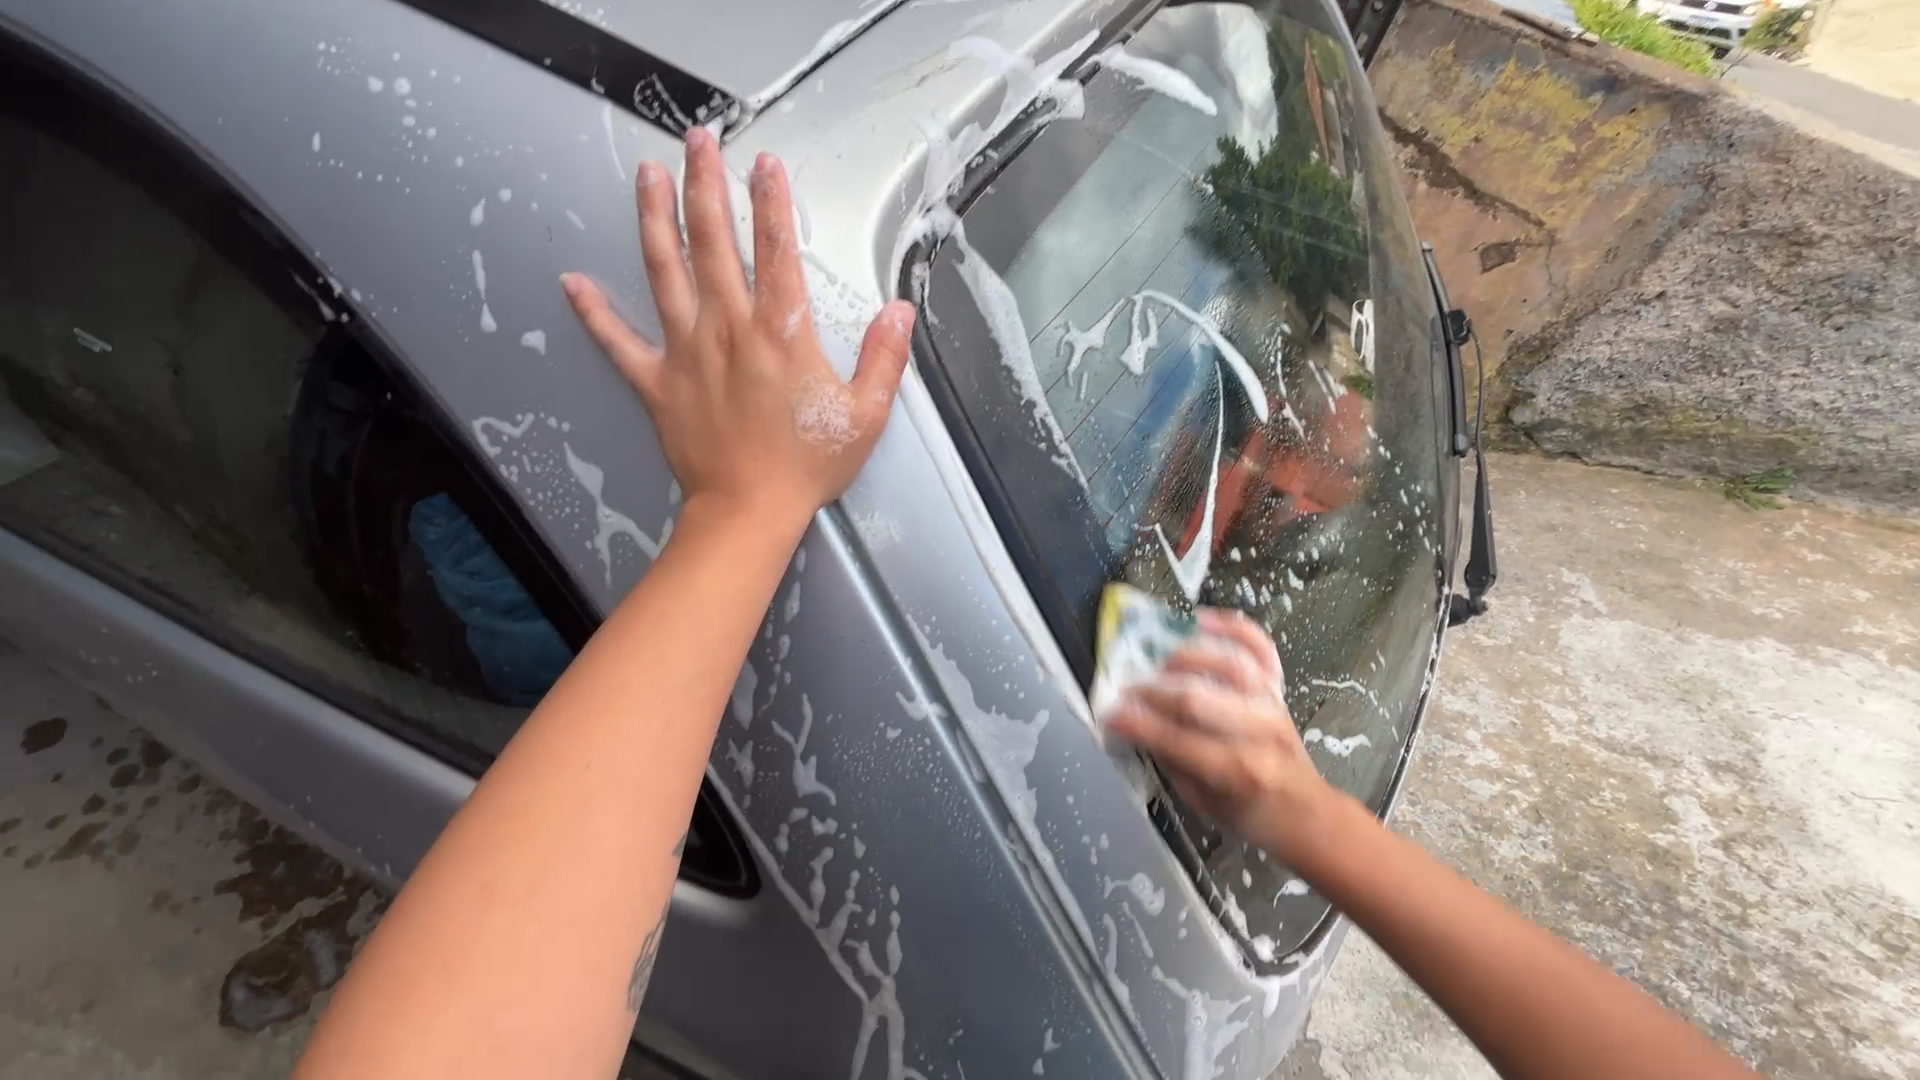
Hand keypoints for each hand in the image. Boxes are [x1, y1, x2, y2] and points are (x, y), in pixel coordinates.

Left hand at [561, 129, 915, 527]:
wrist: (750, 510)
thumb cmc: (807, 465)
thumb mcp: (865, 415)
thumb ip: (884, 358)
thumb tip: (900, 311)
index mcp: (781, 332)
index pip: (777, 249)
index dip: (772, 201)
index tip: (765, 163)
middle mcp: (729, 328)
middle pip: (713, 241)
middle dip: (706, 184)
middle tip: (698, 142)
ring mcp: (688, 351)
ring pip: (665, 271)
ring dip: (655, 218)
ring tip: (647, 175)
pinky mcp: (659, 382)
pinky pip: (620, 341)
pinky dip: (595, 313)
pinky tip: (574, 283)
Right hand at [1102, 608, 1337, 862]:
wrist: (1305, 812)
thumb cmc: (1249, 813)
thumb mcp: (1201, 801)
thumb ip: (1169, 758)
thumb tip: (1133, 724)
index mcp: (1238, 771)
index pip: (1177, 741)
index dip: (1138, 725)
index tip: (1109, 714)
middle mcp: (1259, 731)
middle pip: (1198, 697)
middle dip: (1153, 692)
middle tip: (1127, 690)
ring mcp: (1273, 704)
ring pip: (1228, 665)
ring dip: (1185, 657)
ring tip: (1157, 661)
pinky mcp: (1278, 688)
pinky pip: (1259, 647)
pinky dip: (1232, 627)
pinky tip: (1201, 619)